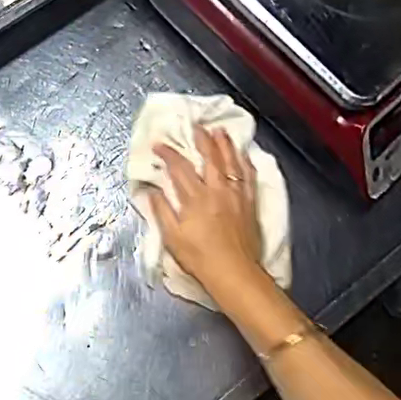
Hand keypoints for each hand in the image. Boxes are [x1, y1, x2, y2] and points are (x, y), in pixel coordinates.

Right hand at [146, 124, 268, 298]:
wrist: (234, 273)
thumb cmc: (199, 258)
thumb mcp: (171, 236)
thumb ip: (161, 210)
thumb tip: (150, 190)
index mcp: (195, 199)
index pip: (179, 168)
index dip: (168, 153)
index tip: (159, 144)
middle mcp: (217, 191)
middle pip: (209, 158)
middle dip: (201, 139)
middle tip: (195, 126)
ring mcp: (237, 195)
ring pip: (231, 162)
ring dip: (224, 144)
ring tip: (219, 131)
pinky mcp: (250, 203)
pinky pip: (248, 176)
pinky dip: (244, 162)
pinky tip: (242, 154)